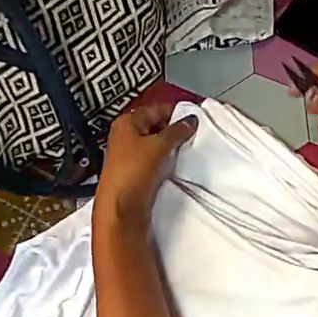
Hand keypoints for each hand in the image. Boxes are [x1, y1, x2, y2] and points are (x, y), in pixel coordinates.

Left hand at [95, 104, 196, 232]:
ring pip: (156, 143)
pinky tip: (178, 162)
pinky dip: (166, 159)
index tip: (196, 116)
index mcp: (127, 122)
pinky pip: (154, 158)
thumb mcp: (159, 145)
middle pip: (156, 125)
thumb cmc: (135, 170)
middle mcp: (125, 135)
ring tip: (189, 147)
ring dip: (171, 146)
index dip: (176, 111)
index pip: (156, 109)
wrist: (121, 207)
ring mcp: (129, 154)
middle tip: (196, 133)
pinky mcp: (135, 171)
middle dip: (174, 129)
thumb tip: (192, 119)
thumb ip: (177, 131)